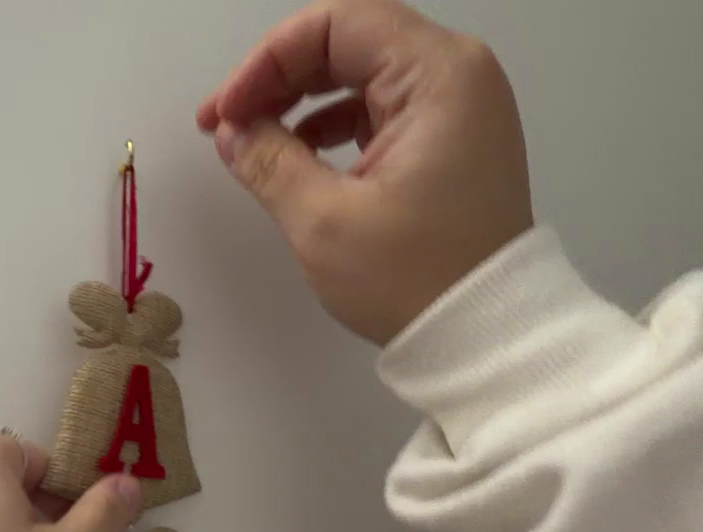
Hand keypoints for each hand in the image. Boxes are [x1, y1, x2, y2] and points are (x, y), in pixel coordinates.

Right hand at [198, 0, 533, 344]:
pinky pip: (378, 113)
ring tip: (252, 143)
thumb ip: (270, 164)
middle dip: (278, 77)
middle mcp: (454, 75)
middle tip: (224, 125)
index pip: (339, 24)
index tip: (222, 114)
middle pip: (351, 42)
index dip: (267, 60)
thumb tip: (230, 132)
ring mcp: (455, 110)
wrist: (480, 331)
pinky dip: (330, 127)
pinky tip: (296, 158)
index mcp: (436, 75)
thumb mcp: (323, 222)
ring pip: (361, 77)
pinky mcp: (446, 144)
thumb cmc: (408, 277)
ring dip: (300, 102)